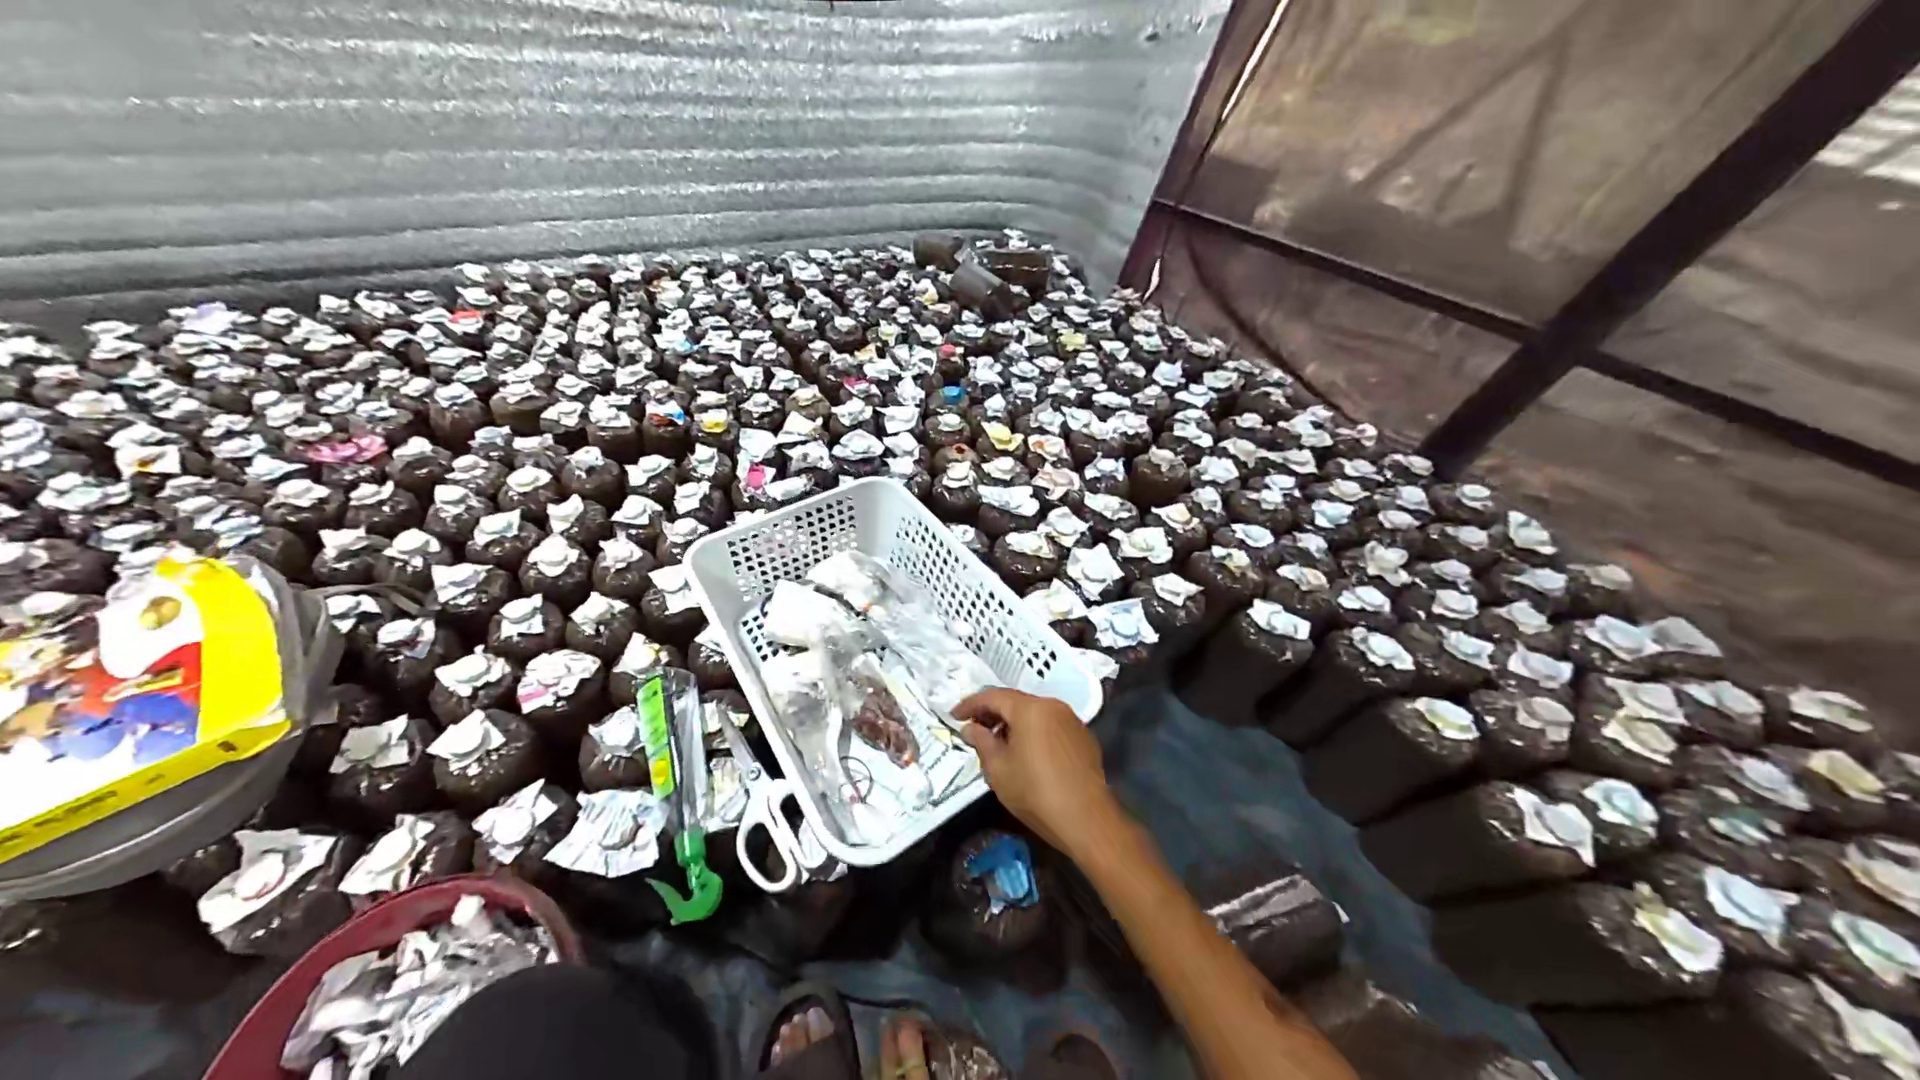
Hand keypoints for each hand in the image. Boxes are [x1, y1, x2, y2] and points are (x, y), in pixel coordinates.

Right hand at [954, 687, 1117, 854]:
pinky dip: (1032, 731)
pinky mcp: (1082, 737)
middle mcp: (1053, 706)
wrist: (1086, 819)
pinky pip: (1050, 725)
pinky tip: (1024, 751)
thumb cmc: (1035, 792)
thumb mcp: (998, 769)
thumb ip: (981, 741)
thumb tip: (970, 728)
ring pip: (1034, 712)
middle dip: (992, 712)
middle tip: (973, 728)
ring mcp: (1071, 720)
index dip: (970, 705)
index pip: (993, 696)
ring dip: (1013, 722)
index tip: (954, 716)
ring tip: (996, 741)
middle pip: (1015, 701)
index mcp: (1030, 709)